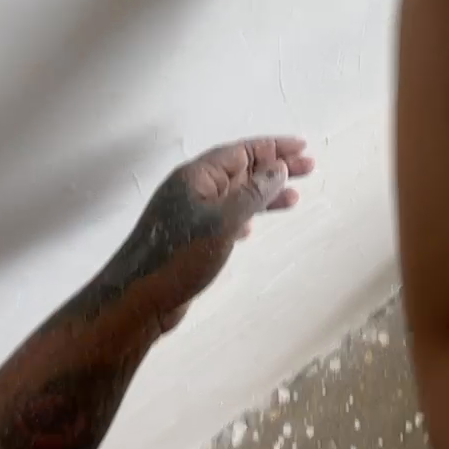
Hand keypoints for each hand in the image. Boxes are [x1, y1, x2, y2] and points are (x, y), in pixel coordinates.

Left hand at [101, 137, 313, 329]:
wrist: (140, 300)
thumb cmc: (180, 255)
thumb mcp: (223, 221)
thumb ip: (253, 193)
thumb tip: (278, 168)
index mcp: (197, 176)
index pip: (242, 151)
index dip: (273, 148)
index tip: (302, 147)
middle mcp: (193, 189)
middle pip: (241, 170)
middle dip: (275, 168)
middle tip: (309, 168)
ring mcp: (190, 214)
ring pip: (236, 195)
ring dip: (264, 194)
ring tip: (294, 198)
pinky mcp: (190, 238)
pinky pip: (225, 217)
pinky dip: (245, 216)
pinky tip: (254, 226)